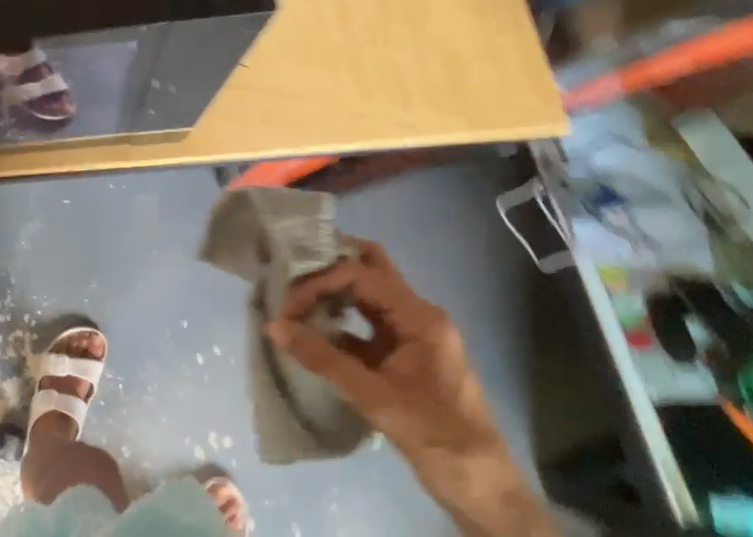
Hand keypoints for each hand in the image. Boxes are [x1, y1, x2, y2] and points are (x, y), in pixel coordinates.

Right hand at [267, 240, 547, 533]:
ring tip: (295, 300)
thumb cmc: (433, 434)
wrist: (479, 485)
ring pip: (368, 294)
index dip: (318, 283)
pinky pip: (367, 323)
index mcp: (419, 316)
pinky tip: (313, 333)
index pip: (359, 274)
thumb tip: (273, 327)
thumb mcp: (373, 396)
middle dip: (329, 267)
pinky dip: (340, 320)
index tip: (288, 308)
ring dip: (333, 293)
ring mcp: (413, 334)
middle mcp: (418, 314)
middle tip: (291, 274)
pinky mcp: (405, 355)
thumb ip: (322, 358)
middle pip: (371, 268)